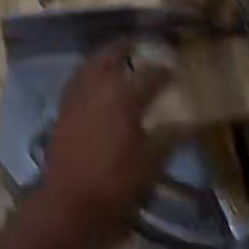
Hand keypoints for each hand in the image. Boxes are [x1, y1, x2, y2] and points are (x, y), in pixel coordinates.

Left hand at [31, 42, 174, 248]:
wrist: (66, 205)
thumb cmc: (112, 182)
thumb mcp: (149, 163)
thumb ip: (168, 138)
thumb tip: (186, 122)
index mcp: (125, 97)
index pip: (150, 74)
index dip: (164, 71)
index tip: (173, 71)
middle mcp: (100, 89)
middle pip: (112, 55)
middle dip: (125, 46)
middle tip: (136, 44)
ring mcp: (78, 98)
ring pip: (90, 63)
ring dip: (103, 55)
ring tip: (114, 55)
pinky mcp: (63, 111)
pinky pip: (76, 79)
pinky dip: (86, 71)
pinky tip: (91, 79)